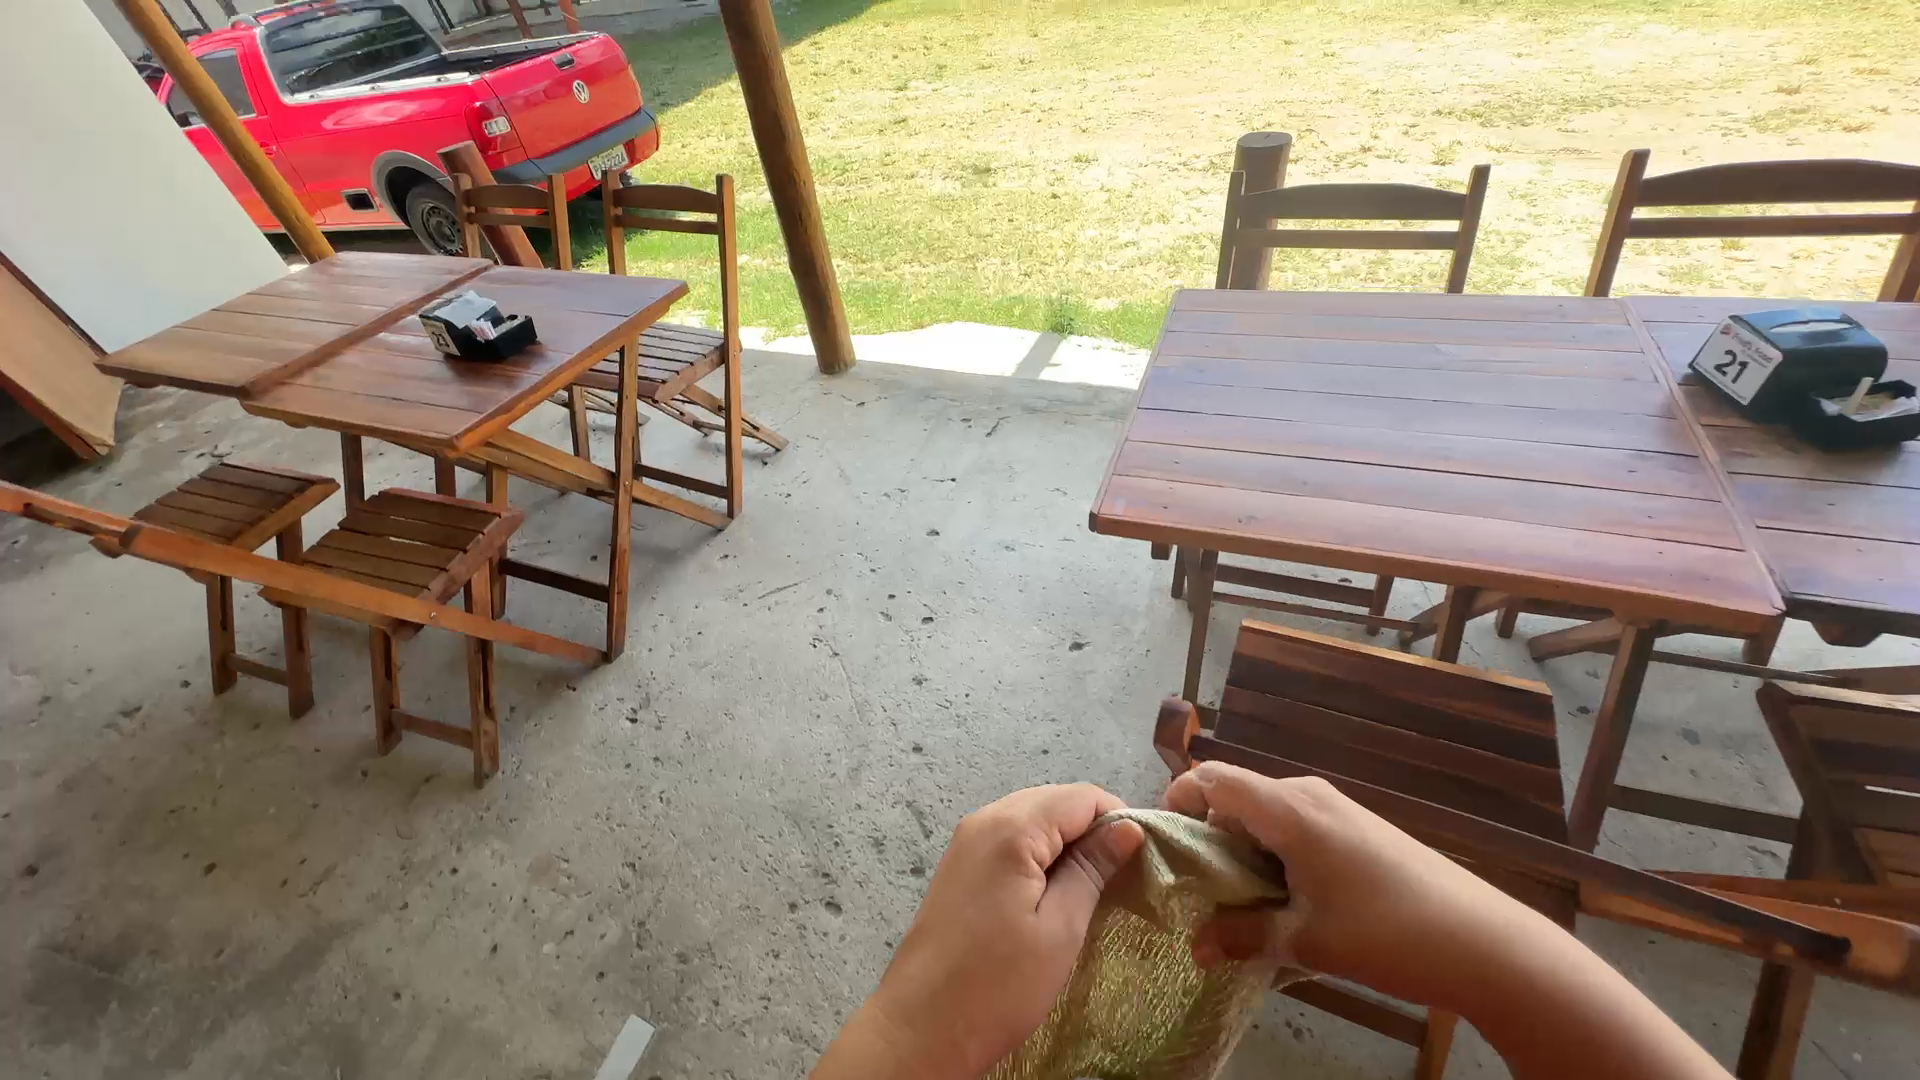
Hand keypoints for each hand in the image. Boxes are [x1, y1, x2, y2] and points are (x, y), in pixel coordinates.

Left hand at [812, 784, 1145, 1079]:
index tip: (1146, 857)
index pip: (1081, 796)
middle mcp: (985, 818)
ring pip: (1034, 818)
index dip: (1120, 818)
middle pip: (1056, 801)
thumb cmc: (997, 984)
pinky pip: (1012, 838)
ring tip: (1095, 886)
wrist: (920, 1027)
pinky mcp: (961, 863)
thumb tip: (1128, 827)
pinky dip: (1041, 853)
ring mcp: (968, 839)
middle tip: (1124, 875)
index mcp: (1011, 826)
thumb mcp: (1060, 928)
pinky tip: (1057, 890)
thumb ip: (1093, 868)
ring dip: (1069, 843)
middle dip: (1094, 829)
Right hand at [1166, 762, 1548, 1011]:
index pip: (1212, 777)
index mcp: (1287, 808)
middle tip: (1200, 885)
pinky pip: (1296, 825)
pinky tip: (1290, 899)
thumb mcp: (1306, 941)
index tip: (1167, 842)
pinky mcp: (1357, 826)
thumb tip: (1194, 946)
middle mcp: (1306, 794)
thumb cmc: (1388, 932)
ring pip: (1266, 812)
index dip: (1179, 799)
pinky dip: (1276, 851)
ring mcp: (1335, 808)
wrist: (1489, 944)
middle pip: (1236, 795)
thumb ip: (1242, 937)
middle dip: (1210, 834)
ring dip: (1244, 847)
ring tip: (1243, 900)